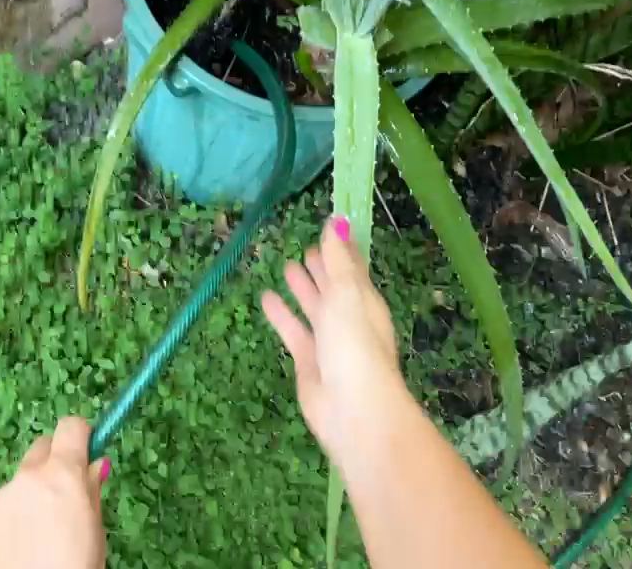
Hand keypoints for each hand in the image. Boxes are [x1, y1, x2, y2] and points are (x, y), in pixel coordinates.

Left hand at [0, 417, 109, 568]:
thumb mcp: (95, 534)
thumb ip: (91, 493)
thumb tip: (93, 466)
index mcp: (62, 475)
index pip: (71, 427)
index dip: (80, 437)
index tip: (86, 453)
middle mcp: (27, 478)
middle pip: (42, 449)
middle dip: (54, 464)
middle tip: (62, 498)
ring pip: (20, 484)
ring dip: (30, 497)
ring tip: (37, 539)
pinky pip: (0, 509)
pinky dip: (10, 522)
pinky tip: (16, 554)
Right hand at [260, 217, 411, 467]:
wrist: (353, 410)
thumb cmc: (354, 344)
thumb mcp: (346, 292)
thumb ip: (337, 258)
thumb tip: (337, 220)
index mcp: (364, 300)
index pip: (352, 268)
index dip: (340, 249)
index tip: (329, 229)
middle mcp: (349, 318)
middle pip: (333, 288)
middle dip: (322, 269)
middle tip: (305, 250)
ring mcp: (329, 341)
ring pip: (313, 308)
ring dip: (302, 289)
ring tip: (287, 268)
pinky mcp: (308, 361)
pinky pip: (294, 330)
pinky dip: (282, 314)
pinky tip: (266, 299)